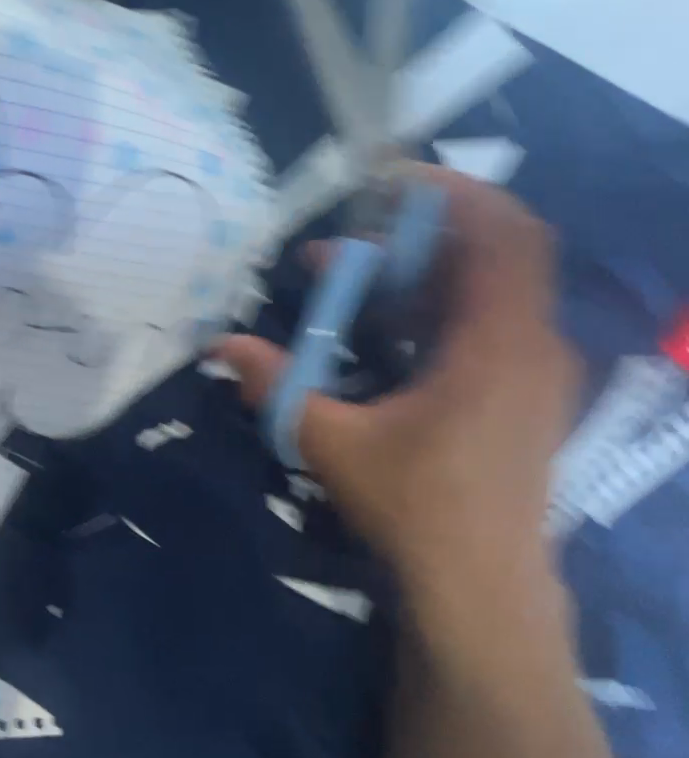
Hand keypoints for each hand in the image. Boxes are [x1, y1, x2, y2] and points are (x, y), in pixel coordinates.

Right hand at [219, 165, 580, 586]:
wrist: (478, 575)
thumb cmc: (411, 502)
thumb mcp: (328, 441)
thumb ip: (276, 386)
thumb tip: (221, 346)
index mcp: (497, 344)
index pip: (501, 236)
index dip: (453, 194)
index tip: (387, 183)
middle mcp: (531, 343)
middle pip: (503, 251)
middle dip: (433, 227)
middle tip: (359, 230)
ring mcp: (536, 368)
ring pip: (498, 287)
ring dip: (432, 268)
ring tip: (360, 276)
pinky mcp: (524, 391)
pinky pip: (491, 320)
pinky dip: (442, 303)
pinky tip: (387, 328)